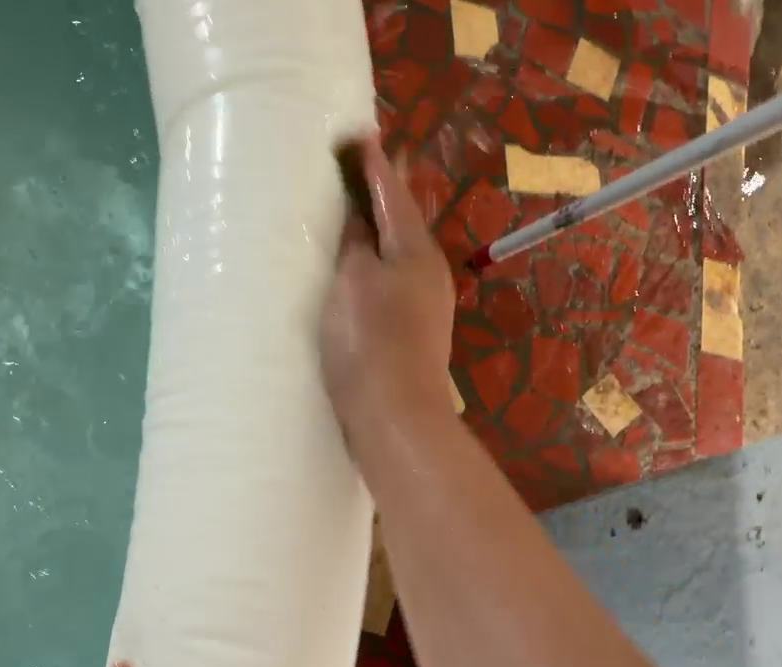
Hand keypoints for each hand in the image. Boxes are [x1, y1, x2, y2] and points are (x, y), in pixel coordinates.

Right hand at [321, 137, 456, 438]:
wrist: (396, 417)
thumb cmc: (370, 342)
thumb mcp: (353, 281)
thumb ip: (355, 242)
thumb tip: (359, 214)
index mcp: (414, 250)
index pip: (392, 193)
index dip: (373, 163)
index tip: (359, 134)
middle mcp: (428, 272)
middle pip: (400, 222)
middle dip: (381, 194)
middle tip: (362, 163)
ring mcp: (425, 306)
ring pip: (398, 254)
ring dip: (378, 231)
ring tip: (356, 212)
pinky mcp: (412, 335)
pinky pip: (392, 283)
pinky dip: (376, 266)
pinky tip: (362, 272)